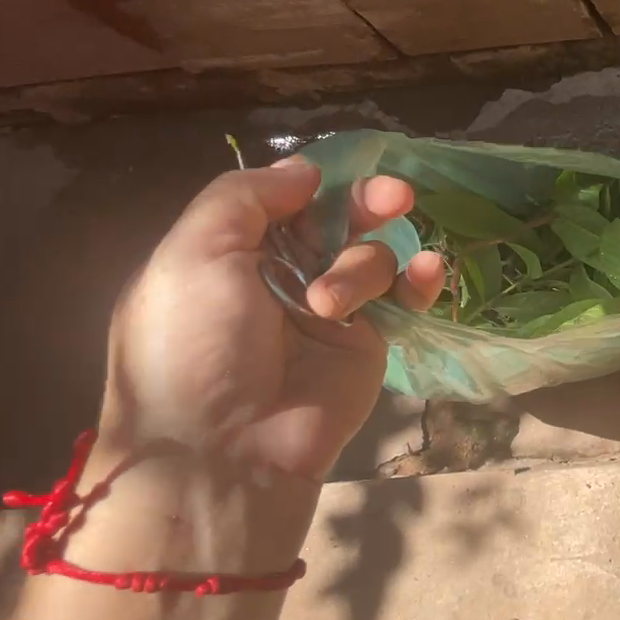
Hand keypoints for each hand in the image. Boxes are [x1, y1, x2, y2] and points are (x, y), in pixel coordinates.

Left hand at [71, 161, 444, 572]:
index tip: (342, 173)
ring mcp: (332, 307)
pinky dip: (421, 278)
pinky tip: (428, 272)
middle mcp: (284, 274)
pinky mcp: (372, 338)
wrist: (226, 448)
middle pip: (341, 219)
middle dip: (367, 203)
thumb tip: (306, 170)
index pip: (287, 199)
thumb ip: (244, 199)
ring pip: (373, 255)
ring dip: (362, 268)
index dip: (318, 181)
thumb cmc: (193, 347)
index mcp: (232, 253)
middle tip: (394, 197)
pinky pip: (406, 294)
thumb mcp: (191, 257)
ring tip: (333, 306)